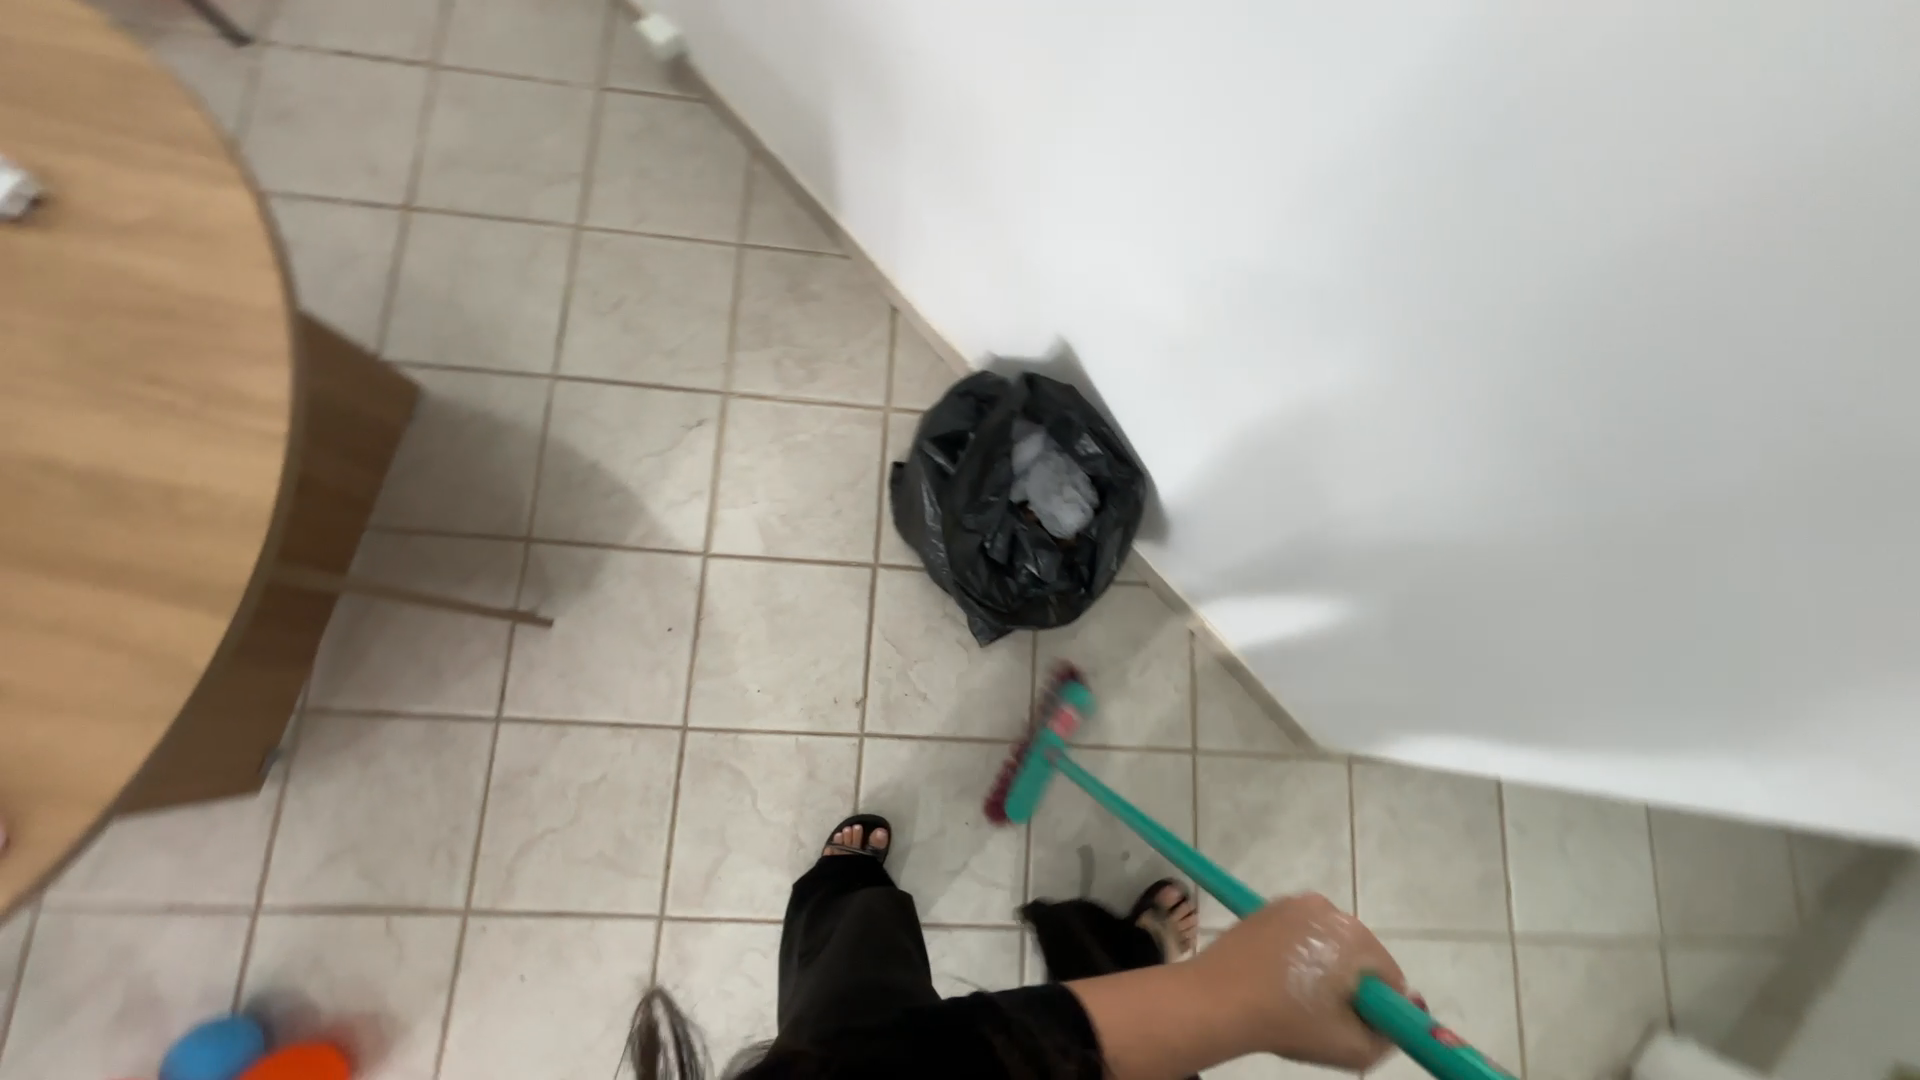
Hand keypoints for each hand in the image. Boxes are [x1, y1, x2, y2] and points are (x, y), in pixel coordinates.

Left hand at [1192, 892, 1408, 1070]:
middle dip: (1352, 983)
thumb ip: (1390, 1034)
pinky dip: (1300, 953)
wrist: (1219, 996)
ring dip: (1325, 967)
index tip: (1357, 1023)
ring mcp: (1294, 903)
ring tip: (1299, 996)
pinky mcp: (1268, 906)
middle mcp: (1328, 908)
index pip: (1390, 976)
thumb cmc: (1288, 1020)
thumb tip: (1406, 1011)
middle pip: (1359, 954)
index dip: (1381, 1006)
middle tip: (1326, 1013)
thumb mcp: (1353, 1047)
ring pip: (1329, 942)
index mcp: (1354, 936)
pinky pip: (1302, 933)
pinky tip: (1281, 977)